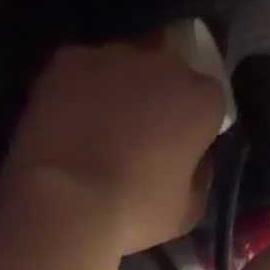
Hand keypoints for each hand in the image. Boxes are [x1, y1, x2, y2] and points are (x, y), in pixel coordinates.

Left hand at [0, 34, 225, 253]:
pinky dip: (75, 89)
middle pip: (165, 71)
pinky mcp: (67, 59)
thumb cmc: (133, 213)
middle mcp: (163, 63)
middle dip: (155, 95)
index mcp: (201, 99)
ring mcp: (113, 55)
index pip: (206, 99)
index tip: (176, 147)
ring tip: (93, 127)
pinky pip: (79, 70)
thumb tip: (193, 163)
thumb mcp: (186, 211)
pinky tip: (64, 121)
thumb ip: (197, 176)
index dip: (190, 123)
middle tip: (134, 134)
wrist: (64, 203)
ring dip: (114, 88)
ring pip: (120, 65)